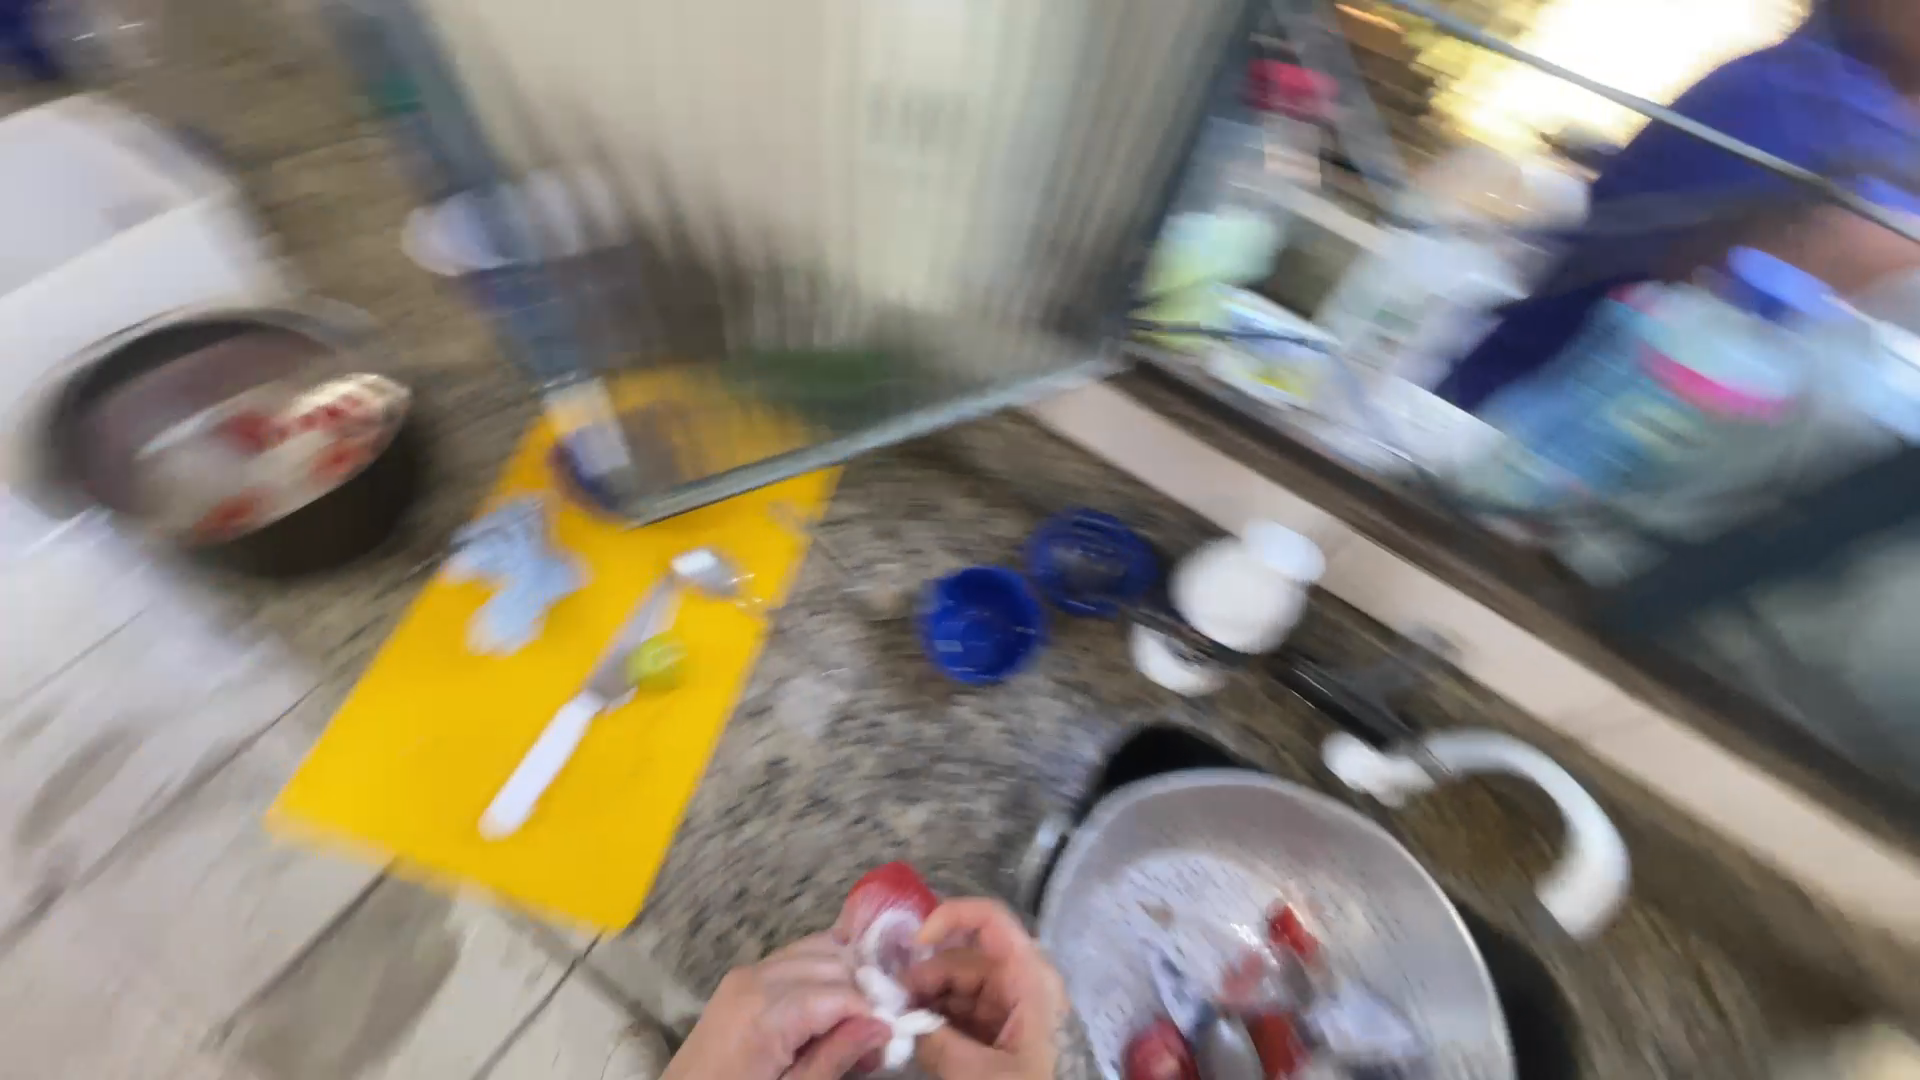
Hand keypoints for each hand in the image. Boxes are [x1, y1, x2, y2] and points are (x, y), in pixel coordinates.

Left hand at [662, 934, 890, 1079]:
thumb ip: (834, 1060)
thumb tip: (884, 1025)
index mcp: (765, 1014)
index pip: (839, 993)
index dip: (873, 1011)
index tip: (894, 1037)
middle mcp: (757, 977)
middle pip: (833, 963)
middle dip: (863, 992)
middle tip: (880, 1035)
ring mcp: (748, 971)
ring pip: (819, 948)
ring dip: (847, 976)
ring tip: (861, 1019)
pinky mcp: (744, 975)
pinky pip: (798, 954)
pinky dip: (824, 968)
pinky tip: (836, 1000)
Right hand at [903, 898, 1068, 1079]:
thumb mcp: (981, 1078)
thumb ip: (936, 1043)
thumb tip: (902, 1021)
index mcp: (1029, 976)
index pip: (989, 919)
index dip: (949, 918)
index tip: (912, 947)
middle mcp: (1024, 981)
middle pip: (968, 956)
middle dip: (928, 974)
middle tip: (891, 1002)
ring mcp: (1017, 1008)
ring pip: (964, 985)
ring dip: (931, 1000)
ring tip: (899, 1021)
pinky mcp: (1010, 1034)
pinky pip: (970, 1013)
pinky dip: (943, 1021)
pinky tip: (919, 1036)